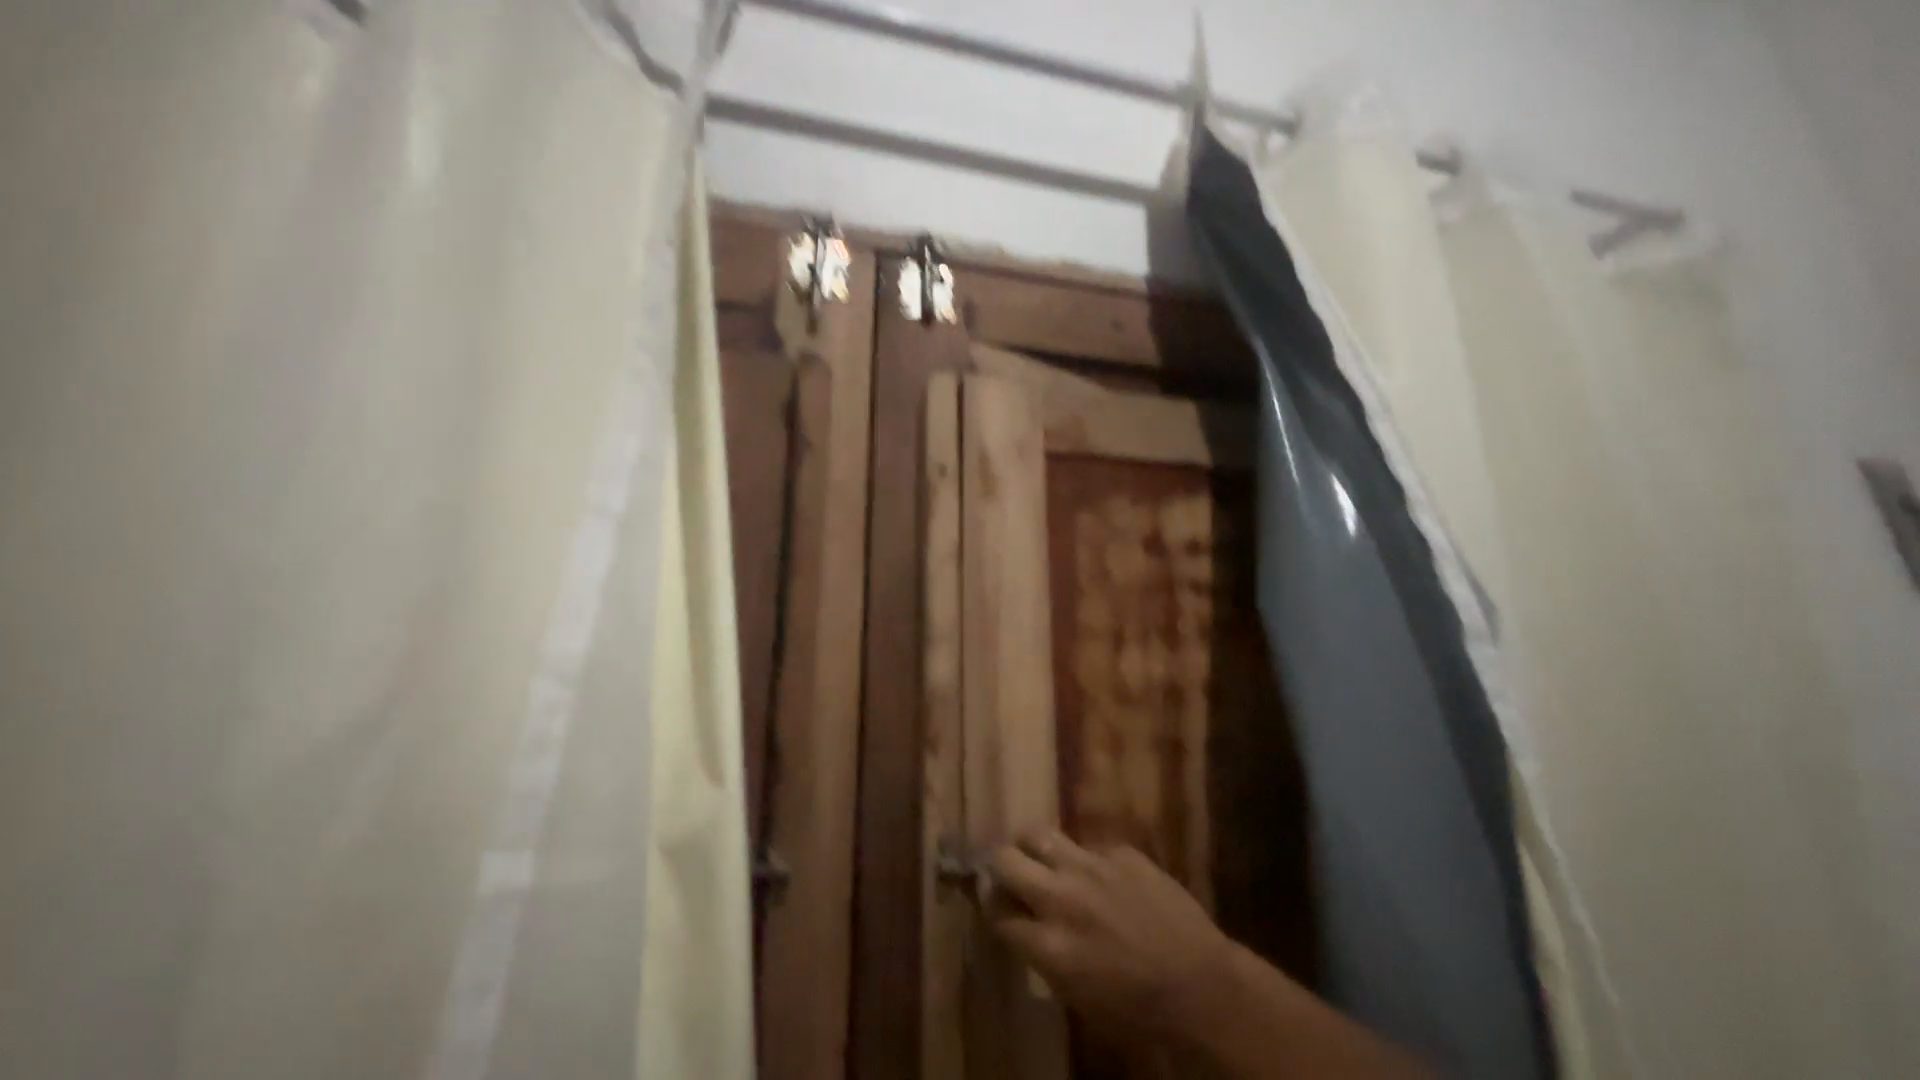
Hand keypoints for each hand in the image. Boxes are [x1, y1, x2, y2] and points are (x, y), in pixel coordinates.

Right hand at [986, 831, 1236, 1040]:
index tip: (999, 905)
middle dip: (1000, 867)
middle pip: (1004, 860)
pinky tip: (1104, 878)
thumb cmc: (1134, 1007)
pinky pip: (1089, 847)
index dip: (992, 906)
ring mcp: (1091, 868)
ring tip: (1041, 858)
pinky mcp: (1122, 853)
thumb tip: (1021, 923)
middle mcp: (1060, 897)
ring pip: (1037, 834)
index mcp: (1045, 942)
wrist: (1198, 985)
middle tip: (1010, 875)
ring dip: (1032, 848)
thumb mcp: (1072, 992)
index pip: (994, 909)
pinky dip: (1087, 861)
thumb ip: (1039, 952)